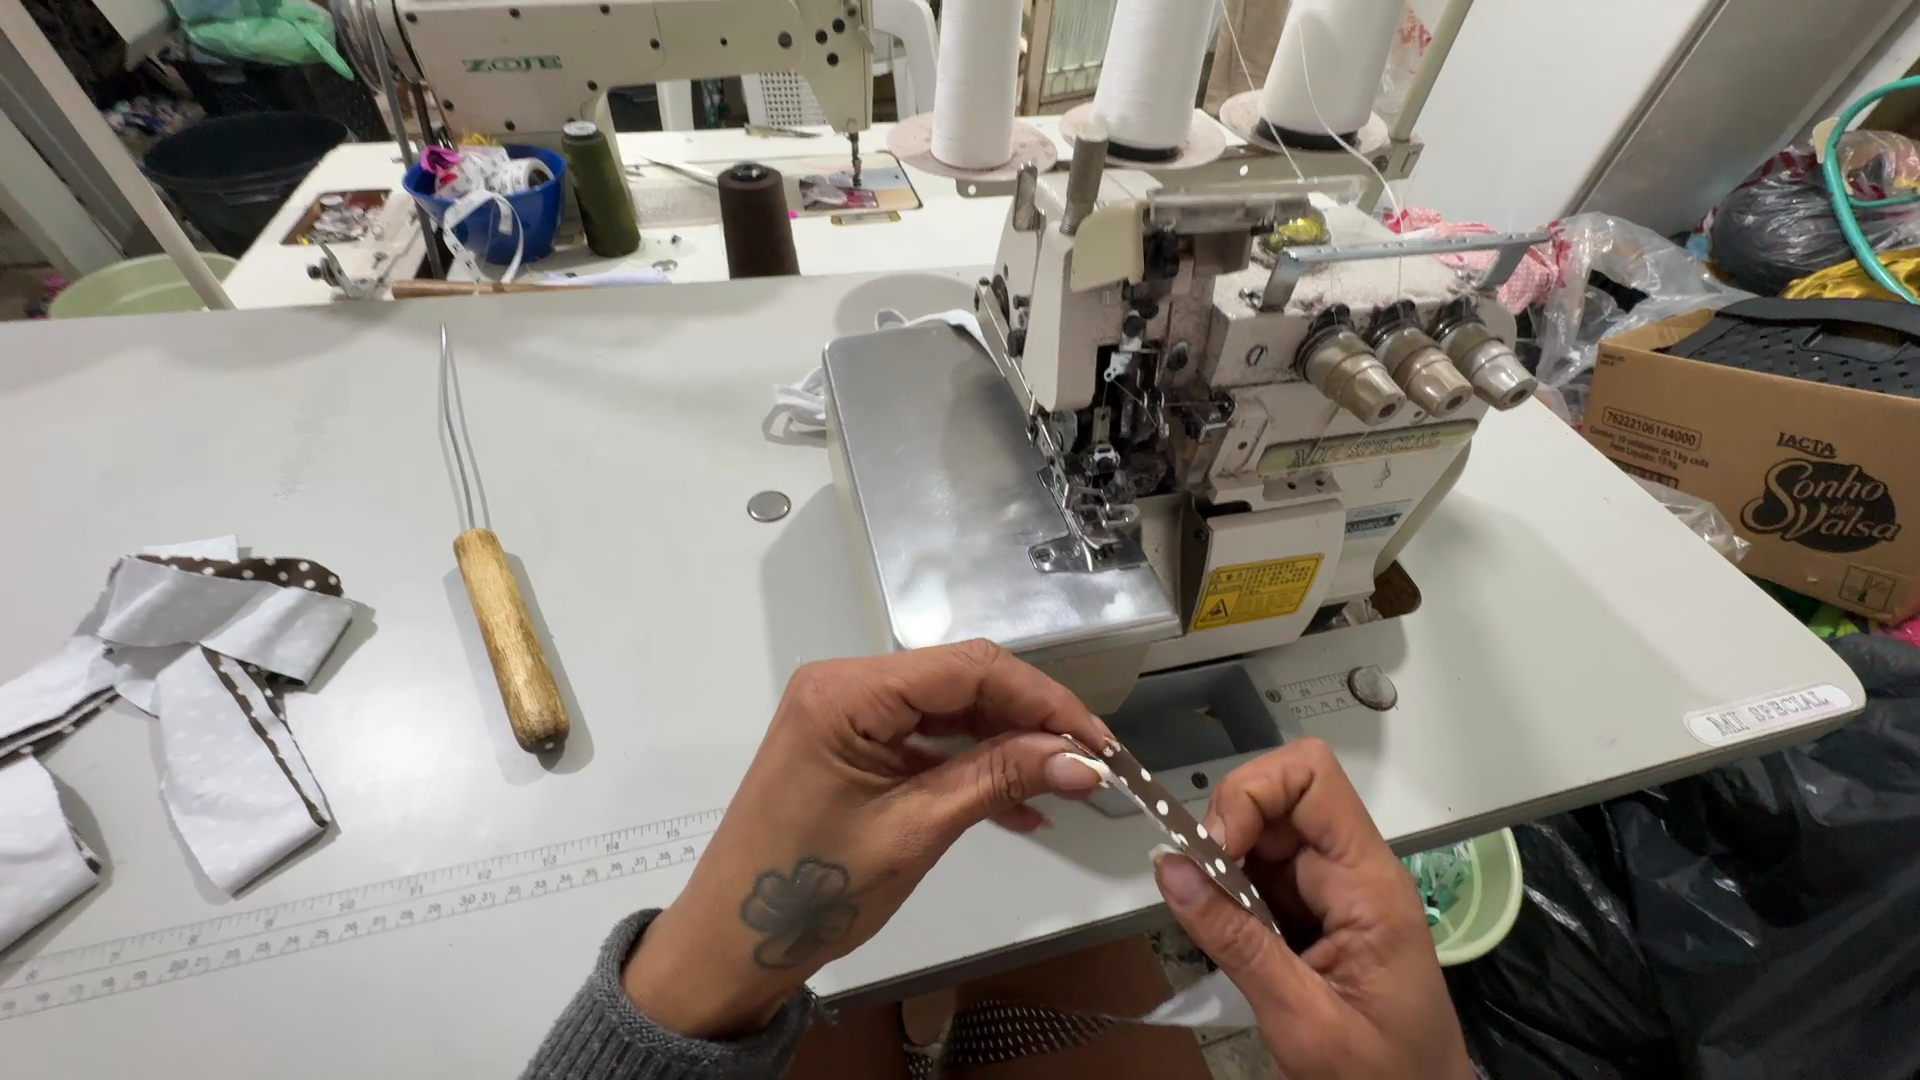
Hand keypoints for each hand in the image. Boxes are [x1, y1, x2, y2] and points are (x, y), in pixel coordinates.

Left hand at [623, 641, 1110, 1037]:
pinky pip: (926, 737)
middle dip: (1028, 719)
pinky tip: (1019, 801)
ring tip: (1062, 782)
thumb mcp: (914, 831)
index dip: (1041, 697)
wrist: (733, 943)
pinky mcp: (855, 740)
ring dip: (1006, 743)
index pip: (966, 667)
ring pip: (950, 708)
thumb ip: (997, 780)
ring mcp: (849, 711)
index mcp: (847, 692)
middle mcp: (846, 683)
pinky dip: (972, 763)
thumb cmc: (812, 892)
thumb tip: (1082, 760)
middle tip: (1087, 762)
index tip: (1096, 739)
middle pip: (960, 681)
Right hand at [1152, 739, 1471, 1078]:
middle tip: (1203, 883)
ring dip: (1222, 857)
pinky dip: (1226, 882)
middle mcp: (1349, 865)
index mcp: (1368, 882)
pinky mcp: (1307, 899)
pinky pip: (1255, 861)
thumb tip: (1166, 866)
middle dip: (1227, 825)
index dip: (1254, 791)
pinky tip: (1225, 924)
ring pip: (1258, 824)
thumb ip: (1234, 941)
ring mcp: (1328, 880)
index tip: (1220, 851)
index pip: (1311, 777)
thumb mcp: (1303, 1022)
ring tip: (1213, 914)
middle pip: (1276, 791)